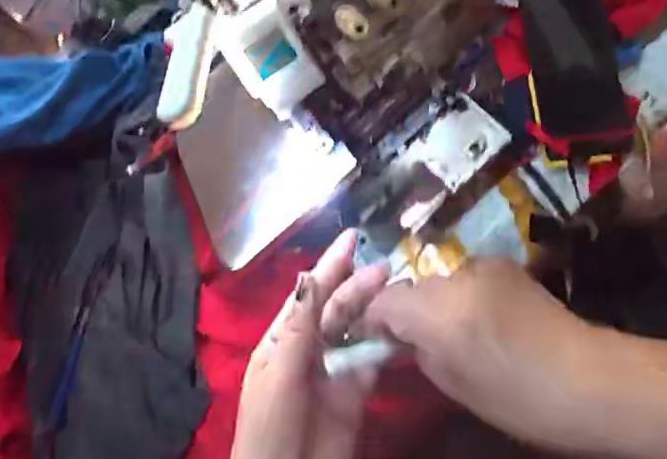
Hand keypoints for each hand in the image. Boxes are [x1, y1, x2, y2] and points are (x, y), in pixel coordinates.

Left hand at [232, 229, 389, 458]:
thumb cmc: (268, 430)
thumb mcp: (278, 374)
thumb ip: (299, 326)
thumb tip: (308, 274)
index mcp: (283, 337)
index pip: (309, 292)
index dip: (330, 264)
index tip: (352, 236)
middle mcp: (309, 347)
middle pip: (337, 307)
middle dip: (357, 285)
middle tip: (384, 267)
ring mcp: (332, 371)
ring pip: (356, 330)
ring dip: (373, 309)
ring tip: (396, 289)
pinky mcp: (354, 396)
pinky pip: (371, 362)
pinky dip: (384, 344)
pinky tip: (399, 327)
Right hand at [362, 259, 595, 447]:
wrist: (588, 377)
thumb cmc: (519, 396)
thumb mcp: (457, 385)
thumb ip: (421, 353)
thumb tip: (404, 338)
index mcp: (438, 312)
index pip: (384, 300)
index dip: (373, 317)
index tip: (374, 336)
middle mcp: (453, 277)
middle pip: (413, 287)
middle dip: (410, 310)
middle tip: (420, 340)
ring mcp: (480, 264)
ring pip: (441, 280)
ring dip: (441, 301)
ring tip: (461, 331)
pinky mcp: (502, 262)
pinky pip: (468, 275)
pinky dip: (467, 293)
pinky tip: (489, 317)